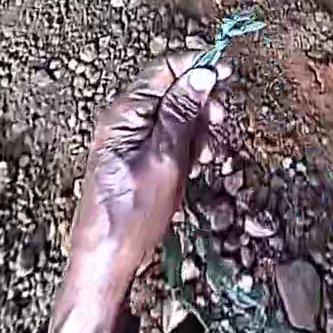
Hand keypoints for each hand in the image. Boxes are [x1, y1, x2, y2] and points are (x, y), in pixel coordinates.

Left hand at [45, 51, 228, 332]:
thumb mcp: (165, 158)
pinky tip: (198, 162)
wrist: (106, 267)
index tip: (227, 72)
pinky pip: (170, 135)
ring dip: (198, 125)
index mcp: (125, 112)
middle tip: (220, 119)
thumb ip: (183, 111)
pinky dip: (189, 142)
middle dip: (201, 100)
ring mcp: (130, 138)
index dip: (197, 65)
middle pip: (172, 88)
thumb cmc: (133, 215)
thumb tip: (203, 72)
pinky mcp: (138, 156)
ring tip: (207, 152)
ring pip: (176, 112)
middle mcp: (125, 118)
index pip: (164, 68)